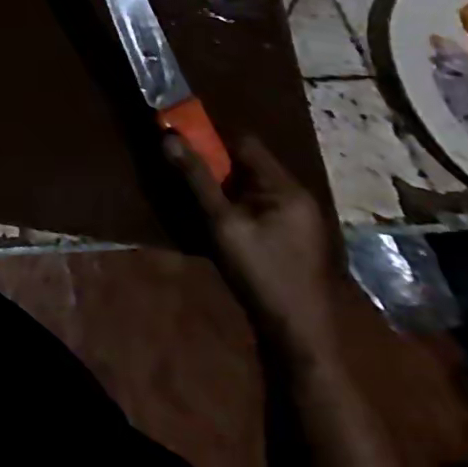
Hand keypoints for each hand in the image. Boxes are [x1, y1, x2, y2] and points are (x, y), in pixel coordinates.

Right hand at [165, 133, 337, 357]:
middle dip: (213, 159)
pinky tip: (217, 214)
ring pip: (252, 183)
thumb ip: (197, 178)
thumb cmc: (259, 272)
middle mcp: (297, 195)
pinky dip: (235, 199)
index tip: (179, 134)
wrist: (297, 332)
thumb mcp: (221, 223)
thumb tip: (169, 137)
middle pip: (249, 162)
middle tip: (180, 163)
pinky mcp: (293, 235)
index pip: (245, 142)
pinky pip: (258, 202)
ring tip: (193, 188)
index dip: (210, 135)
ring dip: (222, 180)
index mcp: (286, 188)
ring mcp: (298, 217)